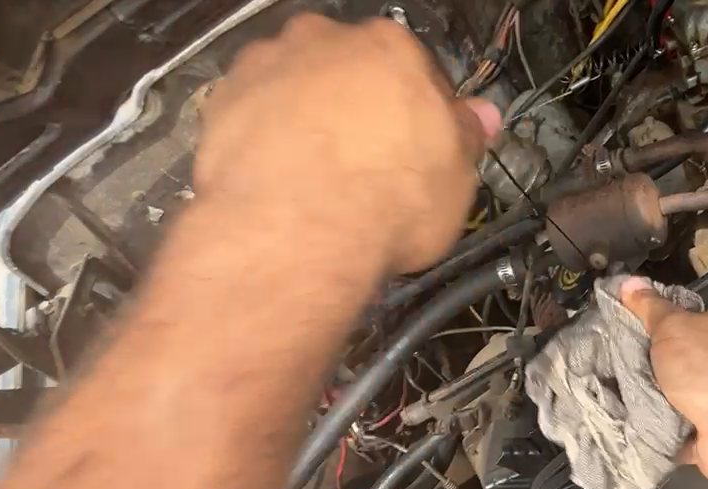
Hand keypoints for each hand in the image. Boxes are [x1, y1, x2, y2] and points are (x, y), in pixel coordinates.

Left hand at [193, 14, 500, 277]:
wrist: (302, 228)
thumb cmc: (389, 201)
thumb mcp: (457, 180)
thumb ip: (466, 138)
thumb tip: (481, 116)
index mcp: (393, 50)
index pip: (420, 73)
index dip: (426, 117)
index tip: (428, 150)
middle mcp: (327, 41)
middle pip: (355, 73)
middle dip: (366, 111)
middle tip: (379, 168)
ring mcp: (270, 66)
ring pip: (303, 90)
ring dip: (317, 123)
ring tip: (331, 184)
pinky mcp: (226, 101)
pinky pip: (260, 117)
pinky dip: (275, 143)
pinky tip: (293, 186)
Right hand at [621, 279, 707, 487]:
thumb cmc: (707, 369)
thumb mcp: (672, 327)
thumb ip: (651, 307)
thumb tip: (630, 281)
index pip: (681, 323)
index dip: (651, 327)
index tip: (620, 332)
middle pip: (673, 363)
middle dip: (645, 369)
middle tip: (610, 368)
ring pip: (671, 399)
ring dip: (648, 402)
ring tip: (612, 397)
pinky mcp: (705, 434)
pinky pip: (672, 430)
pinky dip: (655, 430)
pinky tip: (629, 426)